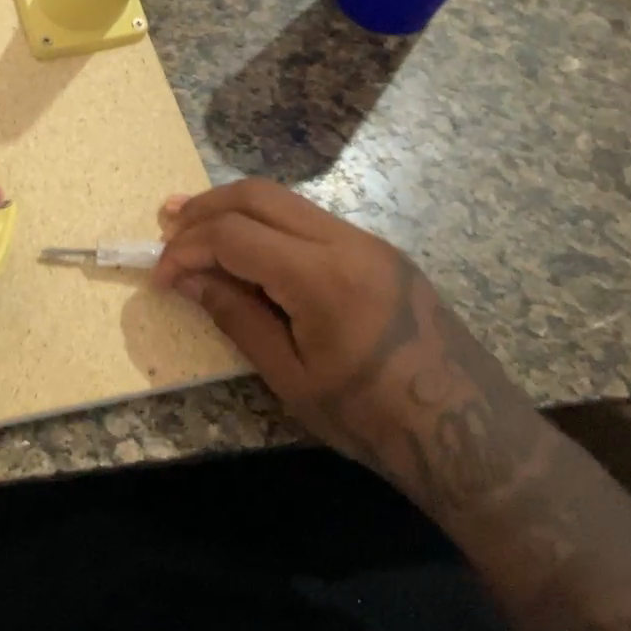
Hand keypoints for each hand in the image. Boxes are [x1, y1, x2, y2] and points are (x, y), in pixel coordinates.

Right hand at [151, 179, 535, 475]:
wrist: (471, 435)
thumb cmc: (370, 418)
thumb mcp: (290, 375)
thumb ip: (234, 315)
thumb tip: (185, 277)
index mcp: (323, 277)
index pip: (234, 235)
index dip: (186, 249)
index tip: (159, 277)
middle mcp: (349, 242)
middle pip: (259, 195)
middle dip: (205, 209)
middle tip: (166, 227)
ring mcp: (370, 243)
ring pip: (286, 202)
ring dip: (235, 212)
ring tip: (194, 232)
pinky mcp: (380, 254)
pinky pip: (310, 223)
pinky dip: (267, 227)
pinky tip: (247, 254)